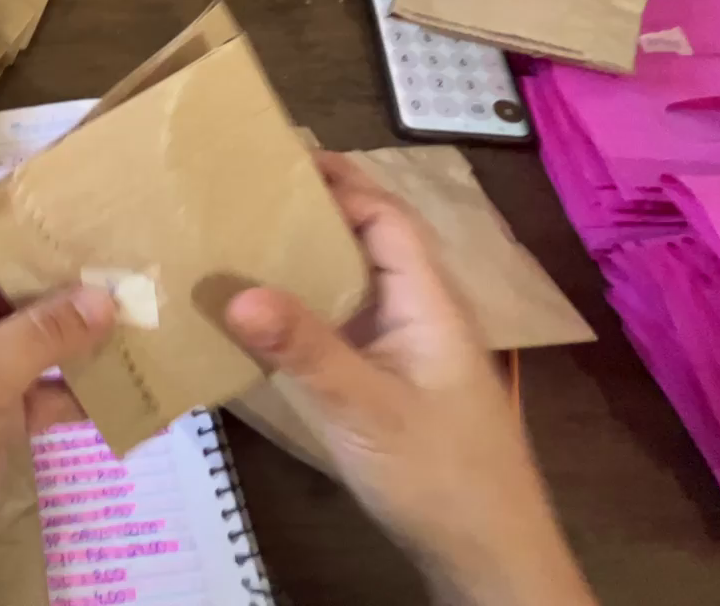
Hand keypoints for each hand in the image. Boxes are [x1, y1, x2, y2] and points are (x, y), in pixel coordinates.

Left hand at [0, 229, 117, 596]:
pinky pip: (46, 391)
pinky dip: (80, 390)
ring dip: (83, 336)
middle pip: (18, 289)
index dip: (29, 225)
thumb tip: (106, 296)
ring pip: (38, 341)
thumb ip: (42, 331)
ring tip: (145, 317)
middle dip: (70, 282)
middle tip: (135, 266)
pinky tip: (128, 385)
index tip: (89, 214)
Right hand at [221, 153, 595, 605]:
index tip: (279, 156)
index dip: (340, 180)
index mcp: (426, 301)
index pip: (386, 217)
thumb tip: (234, 292)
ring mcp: (396, 343)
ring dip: (300, 250)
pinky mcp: (378, 372)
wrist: (485, 562)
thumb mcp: (366, 409)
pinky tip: (255, 304)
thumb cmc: (439, 475)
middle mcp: (413, 310)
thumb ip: (304, 349)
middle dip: (313, 204)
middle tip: (244, 186)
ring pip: (346, 277)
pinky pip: (333, 315)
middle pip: (365, 237)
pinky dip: (295, 296)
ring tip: (237, 231)